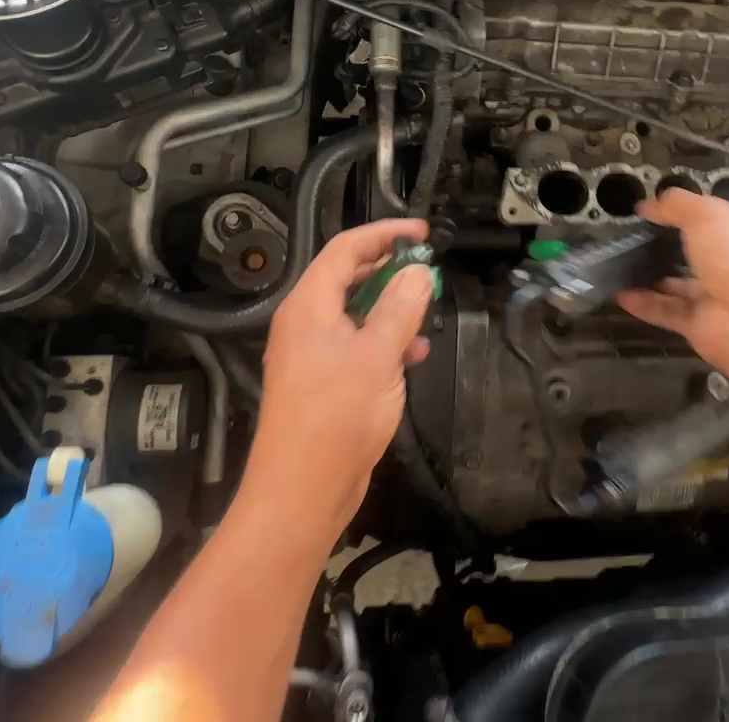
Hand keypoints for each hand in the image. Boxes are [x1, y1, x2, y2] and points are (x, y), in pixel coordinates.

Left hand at [254, 218, 435, 525]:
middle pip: (349, 277)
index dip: (384, 234)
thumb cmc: (335, 420)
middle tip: (428, 271)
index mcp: (309, 306)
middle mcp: (306, 323)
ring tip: (426, 316)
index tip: (421, 234)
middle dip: (390, 270)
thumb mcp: (377, 358)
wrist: (300, 493)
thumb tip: (418, 272)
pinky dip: (385, 341)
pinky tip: (412, 355)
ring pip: (356, 312)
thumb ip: (400, 310)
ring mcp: (313, 353)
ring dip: (392, 309)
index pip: (345, 249)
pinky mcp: (324, 381)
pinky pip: (357, 344)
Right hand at [616, 188, 728, 385]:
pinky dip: (646, 303)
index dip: (694, 211)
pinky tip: (622, 293)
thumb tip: (649, 204)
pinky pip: (668, 311)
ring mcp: (722, 297)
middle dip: (672, 245)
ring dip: (654, 276)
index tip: (660, 209)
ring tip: (623, 264)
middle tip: (637, 236)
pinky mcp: (703, 326)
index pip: (723, 218)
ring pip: (682, 284)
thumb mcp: (708, 214)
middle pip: (701, 251)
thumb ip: (677, 205)